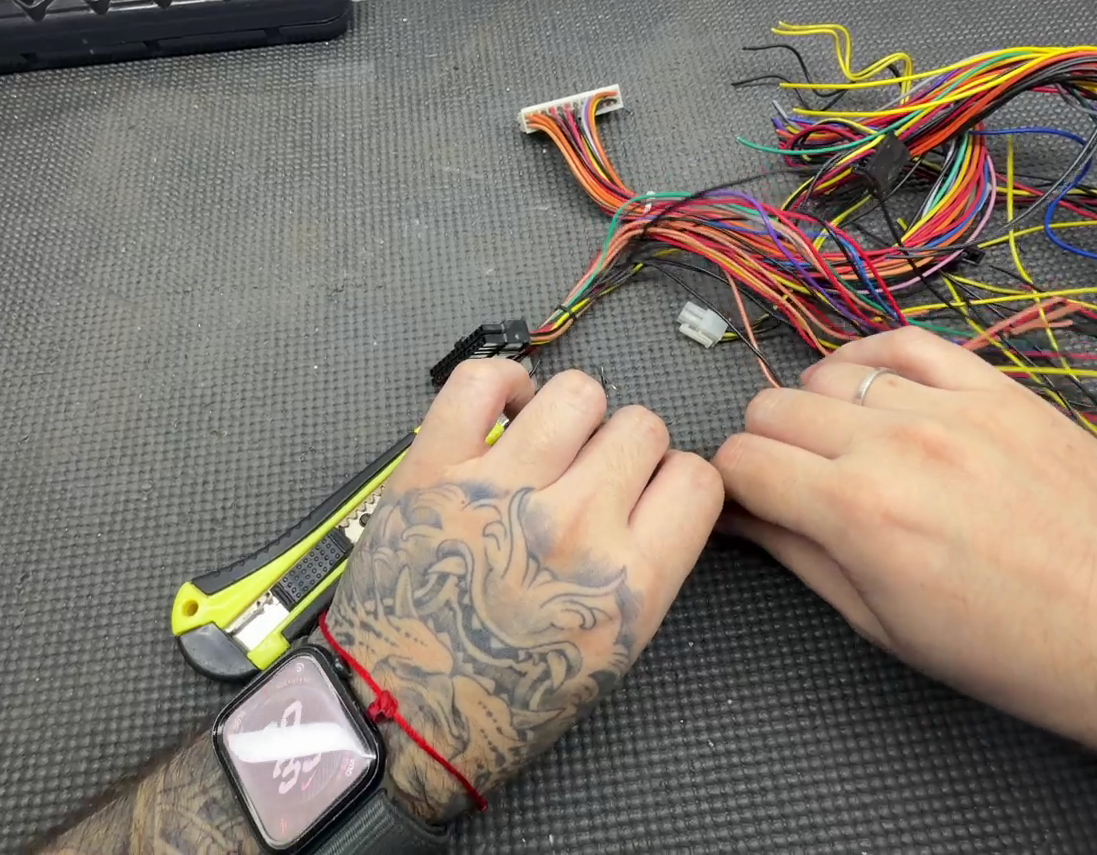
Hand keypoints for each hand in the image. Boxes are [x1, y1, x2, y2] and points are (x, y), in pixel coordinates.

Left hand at [325, 360, 722, 822]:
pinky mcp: (435, 466)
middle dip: (626, 447)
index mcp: (627, 583)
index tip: (650, 487)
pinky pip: (483, 380)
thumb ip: (649, 564)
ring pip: (578, 393)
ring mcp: (501, 489)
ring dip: (574, 413)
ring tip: (549, 443)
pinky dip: (502, 380)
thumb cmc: (505, 696)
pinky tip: (506, 407)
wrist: (398, 716)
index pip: (697, 479)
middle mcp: (572, 526)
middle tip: (591, 474)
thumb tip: (658, 488)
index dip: (676, 478)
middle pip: (641, 427)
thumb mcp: (613, 652)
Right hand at [711, 326, 1096, 797]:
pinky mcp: (996, 387)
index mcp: (858, 514)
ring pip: (825, 372)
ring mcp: (949, 407)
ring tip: (847, 444)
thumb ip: (793, 554)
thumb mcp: (880, 624)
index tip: (748, 497)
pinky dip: (869, 360)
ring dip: (817, 408)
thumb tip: (737, 515)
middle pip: (770, 406)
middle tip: (796, 478)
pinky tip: (874, 391)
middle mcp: (894, 446)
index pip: (740, 459)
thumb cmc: (1011, 652)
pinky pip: (901, 341)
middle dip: (765, 444)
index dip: (731, 482)